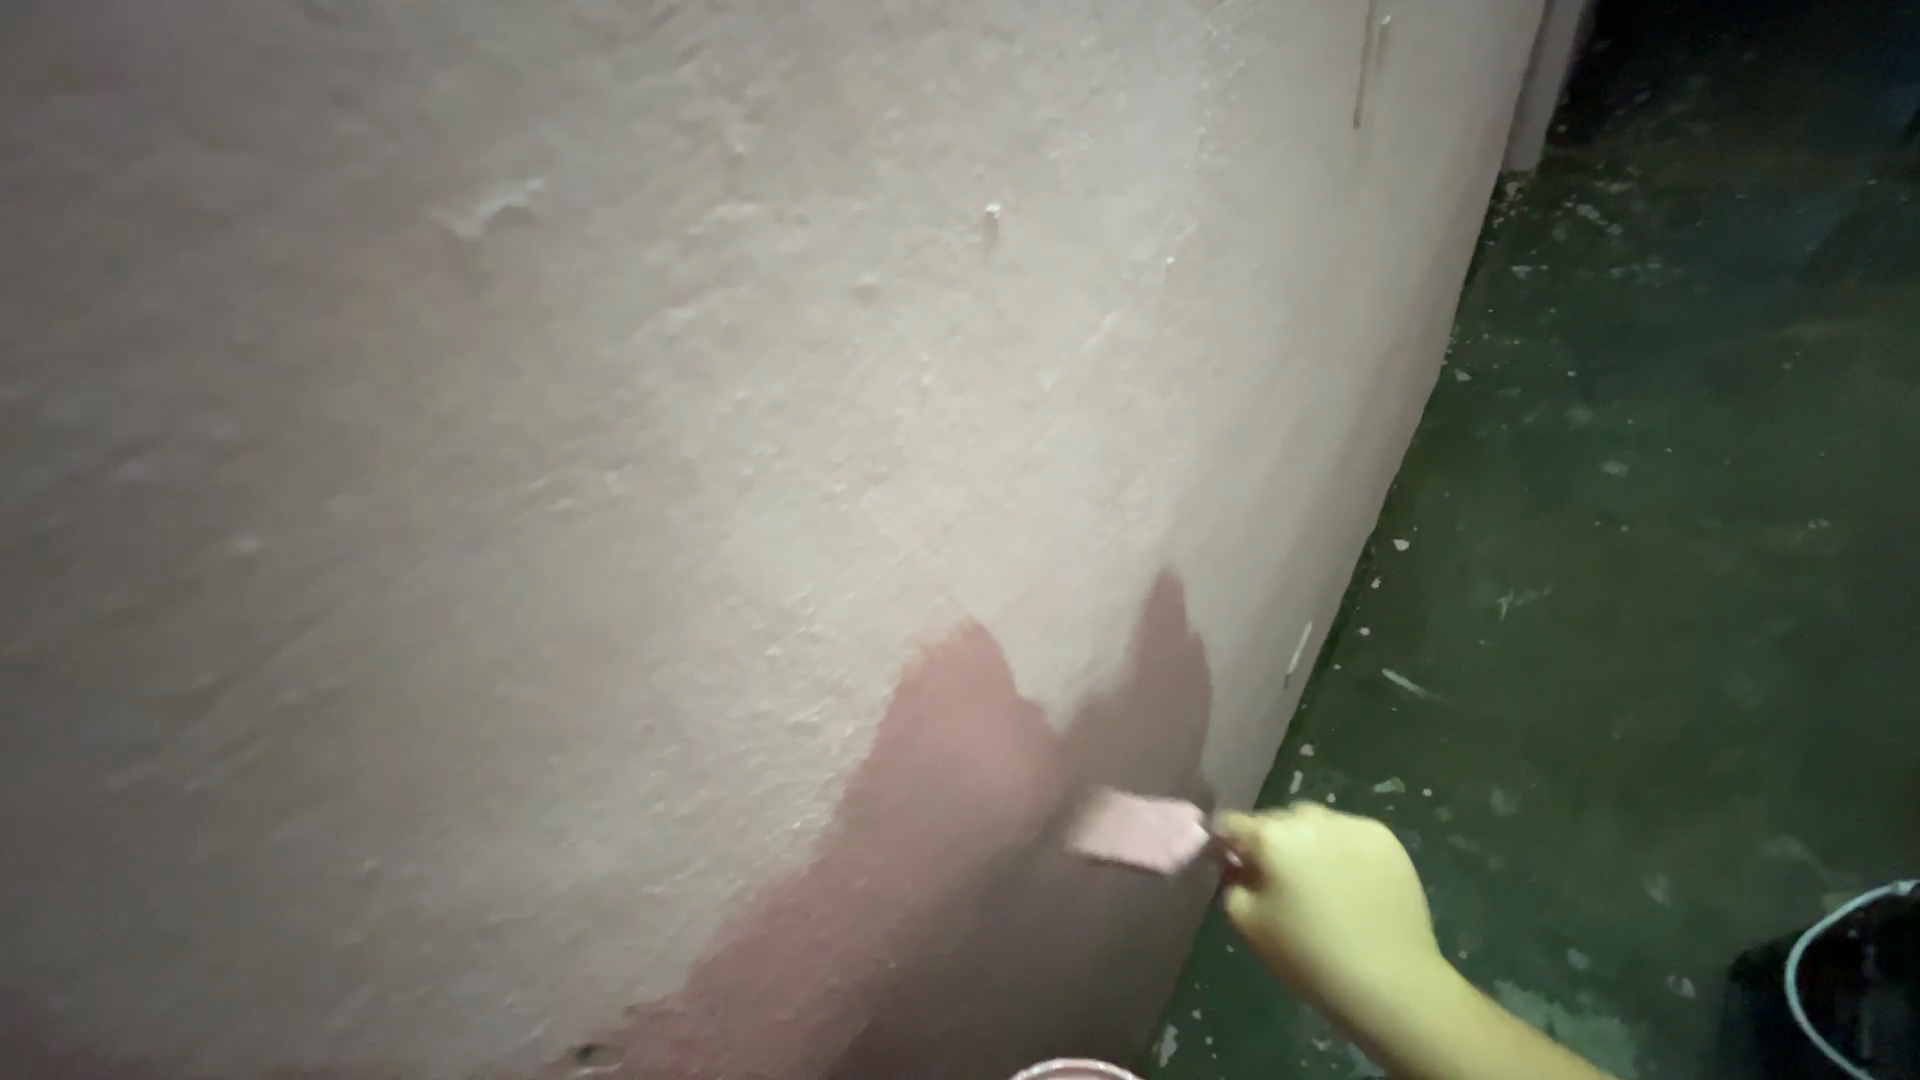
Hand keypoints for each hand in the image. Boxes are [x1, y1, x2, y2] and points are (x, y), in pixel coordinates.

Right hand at [1213, 803, 1450, 1021]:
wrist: (1390, 983)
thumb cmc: (1308, 955)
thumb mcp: (1246, 922)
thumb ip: (1230, 880)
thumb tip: (1237, 862)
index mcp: (1270, 836)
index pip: (1231, 822)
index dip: (1227, 842)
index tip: (1234, 864)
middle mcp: (1308, 817)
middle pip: (1275, 820)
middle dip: (1271, 842)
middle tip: (1281, 879)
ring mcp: (1350, 824)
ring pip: (1314, 822)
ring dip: (1308, 841)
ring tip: (1321, 879)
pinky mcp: (1384, 837)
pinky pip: (1348, 833)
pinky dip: (1343, 849)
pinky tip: (1352, 882)